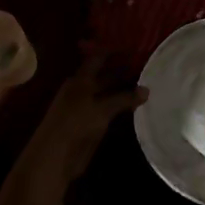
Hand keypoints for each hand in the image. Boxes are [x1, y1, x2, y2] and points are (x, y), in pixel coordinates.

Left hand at [24, 53, 145, 183]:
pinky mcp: (92, 123)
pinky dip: (123, 105)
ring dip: (126, 89)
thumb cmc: (75, 125)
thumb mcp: (101, 109)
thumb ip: (124, 98)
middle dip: (124, 71)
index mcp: (80, 80)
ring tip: (149, 83)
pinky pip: (111, 109)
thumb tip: (147, 90)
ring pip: (110, 92)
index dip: (116, 52)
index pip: (100, 58)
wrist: (55, 157)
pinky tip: (138, 105)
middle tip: (149, 66)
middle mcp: (83, 89)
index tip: (136, 47)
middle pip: (106, 75)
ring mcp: (87, 106)